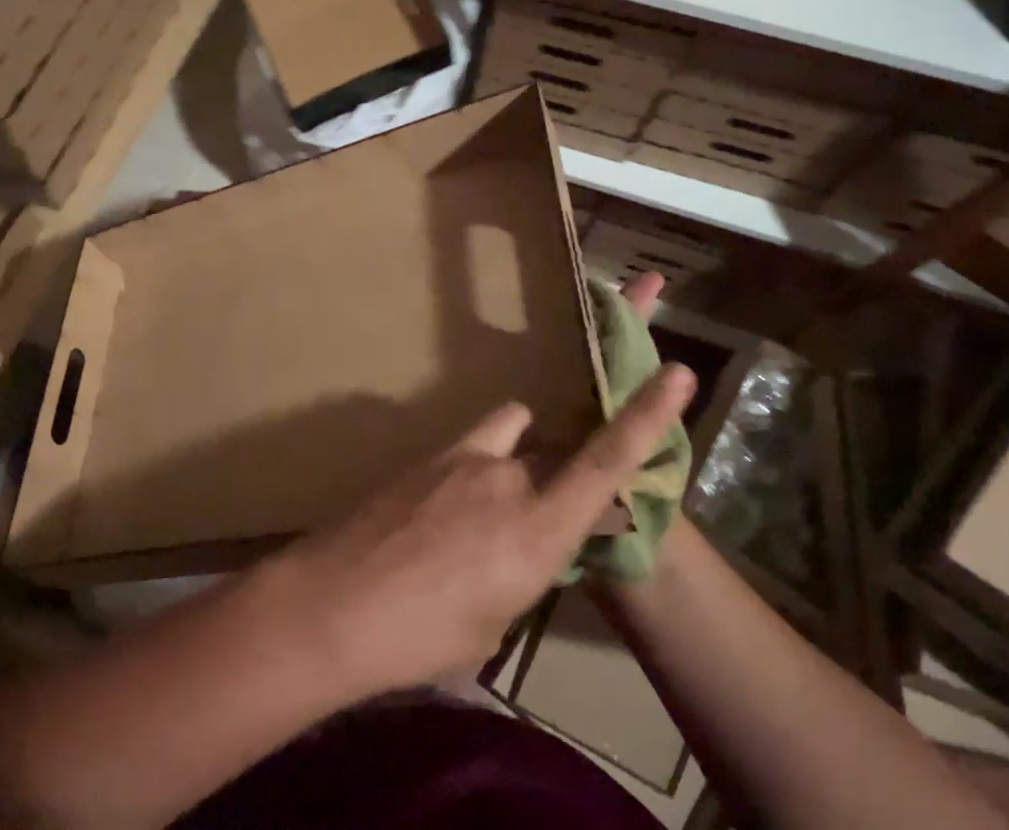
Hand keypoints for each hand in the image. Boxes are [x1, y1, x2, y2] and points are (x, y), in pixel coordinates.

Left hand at [256, 270, 692, 695]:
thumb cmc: (420, 637)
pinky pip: (465, 449)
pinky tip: (434, 516)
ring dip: (509, 459)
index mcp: (537, 529)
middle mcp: (505, 479)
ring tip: (477, 510)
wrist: (330, 607)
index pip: (606, 463)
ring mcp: (457, 460)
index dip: (647, 416)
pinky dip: (468, 470)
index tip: (678, 371)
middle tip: (522, 527)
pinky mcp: (419, 458)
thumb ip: (521, 572)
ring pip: (507, 437)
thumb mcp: (493, 620)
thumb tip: (522, 550)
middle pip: (550, 455)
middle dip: (548, 480)